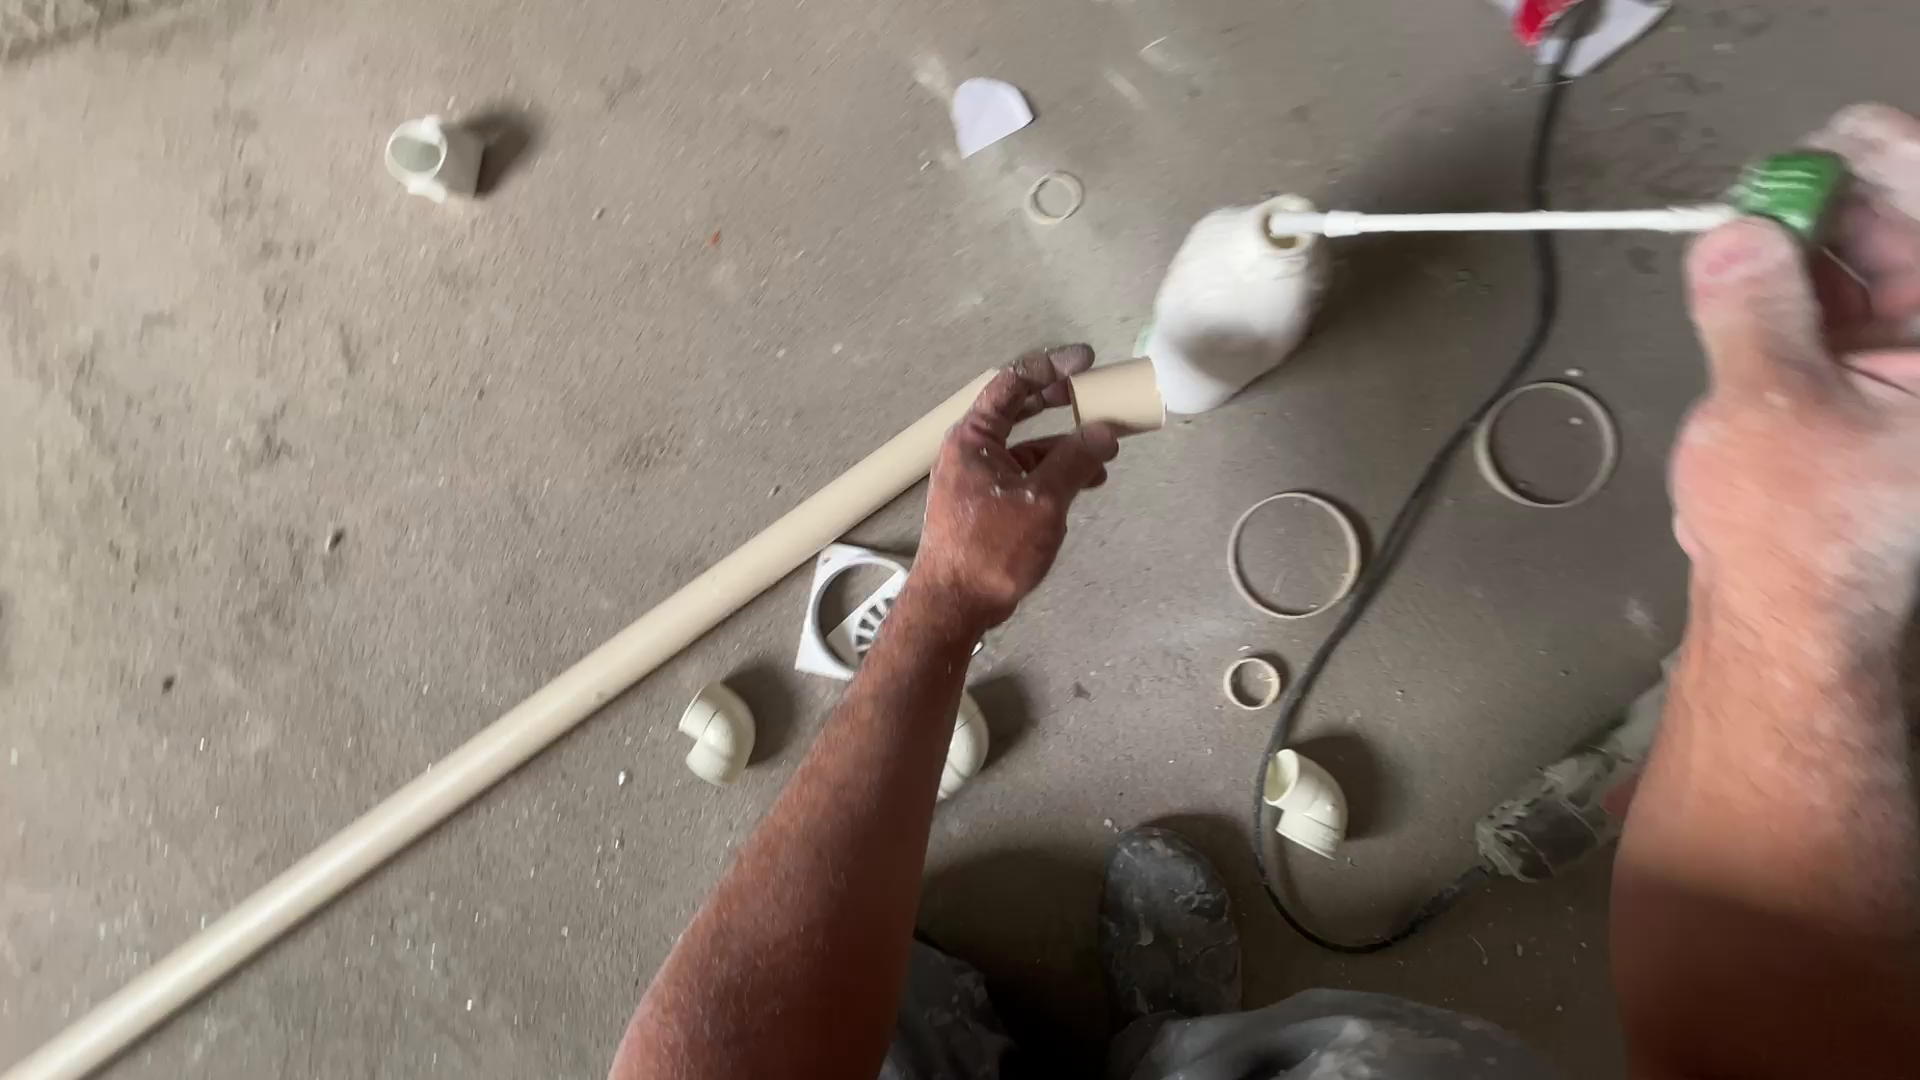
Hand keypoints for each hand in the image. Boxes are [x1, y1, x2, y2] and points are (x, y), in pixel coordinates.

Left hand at [909, 344, 1120, 633]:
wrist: (956, 603)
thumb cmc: (991, 547)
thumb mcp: (1042, 501)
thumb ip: (1075, 461)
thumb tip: (1104, 432)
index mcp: (974, 437)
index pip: (1012, 383)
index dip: (1050, 366)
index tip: (1087, 362)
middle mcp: (973, 450)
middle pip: (1020, 410)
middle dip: (1062, 402)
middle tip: (1098, 395)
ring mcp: (980, 478)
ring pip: (1028, 447)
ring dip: (1066, 445)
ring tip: (1108, 451)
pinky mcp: (990, 503)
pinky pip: (1027, 475)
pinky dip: (1056, 474)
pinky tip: (1087, 483)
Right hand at [1674, 104, 1919, 627]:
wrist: (1782, 597)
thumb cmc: (1799, 520)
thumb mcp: (1768, 407)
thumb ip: (1751, 314)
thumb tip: (1732, 238)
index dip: (1896, 171)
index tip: (1832, 138)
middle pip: (1914, 244)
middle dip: (1841, 206)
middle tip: (1766, 185)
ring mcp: (1910, 368)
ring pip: (1868, 276)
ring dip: (1802, 249)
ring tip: (1742, 228)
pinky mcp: (1862, 386)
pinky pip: (1831, 315)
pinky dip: (1786, 292)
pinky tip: (1744, 276)